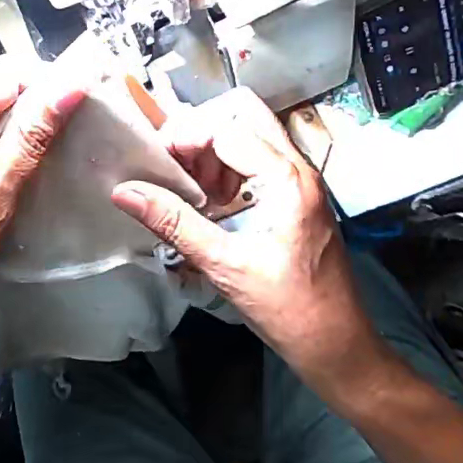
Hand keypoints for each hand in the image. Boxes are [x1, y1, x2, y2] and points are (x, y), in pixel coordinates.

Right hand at [111, 88, 396, 411]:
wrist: (337, 344)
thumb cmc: (289, 308)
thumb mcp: (224, 264)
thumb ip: (173, 222)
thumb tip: (126, 193)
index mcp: (287, 180)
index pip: (227, 128)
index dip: (185, 137)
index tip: (157, 161)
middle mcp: (299, 170)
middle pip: (243, 118)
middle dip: (201, 134)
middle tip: (172, 165)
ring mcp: (301, 182)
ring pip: (250, 136)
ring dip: (213, 152)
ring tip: (189, 189)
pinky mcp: (296, 197)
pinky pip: (257, 162)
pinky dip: (227, 170)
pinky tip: (211, 203)